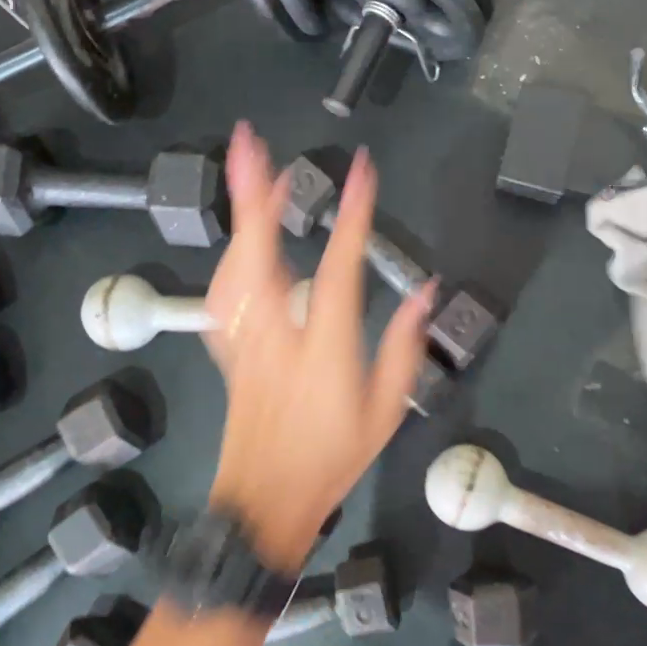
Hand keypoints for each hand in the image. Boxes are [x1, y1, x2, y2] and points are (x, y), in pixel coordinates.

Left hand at [202, 123, 433, 568]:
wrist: (265, 502)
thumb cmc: (331, 458)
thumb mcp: (384, 412)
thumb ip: (403, 349)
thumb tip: (425, 292)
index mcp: (323, 349)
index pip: (339, 269)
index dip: (353, 216)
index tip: (363, 171)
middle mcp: (276, 335)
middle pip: (257, 256)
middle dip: (253, 196)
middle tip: (251, 143)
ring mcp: (243, 341)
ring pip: (232, 268)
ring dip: (240, 219)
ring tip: (249, 175)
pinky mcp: (228, 350)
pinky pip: (221, 295)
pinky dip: (229, 258)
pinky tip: (238, 242)